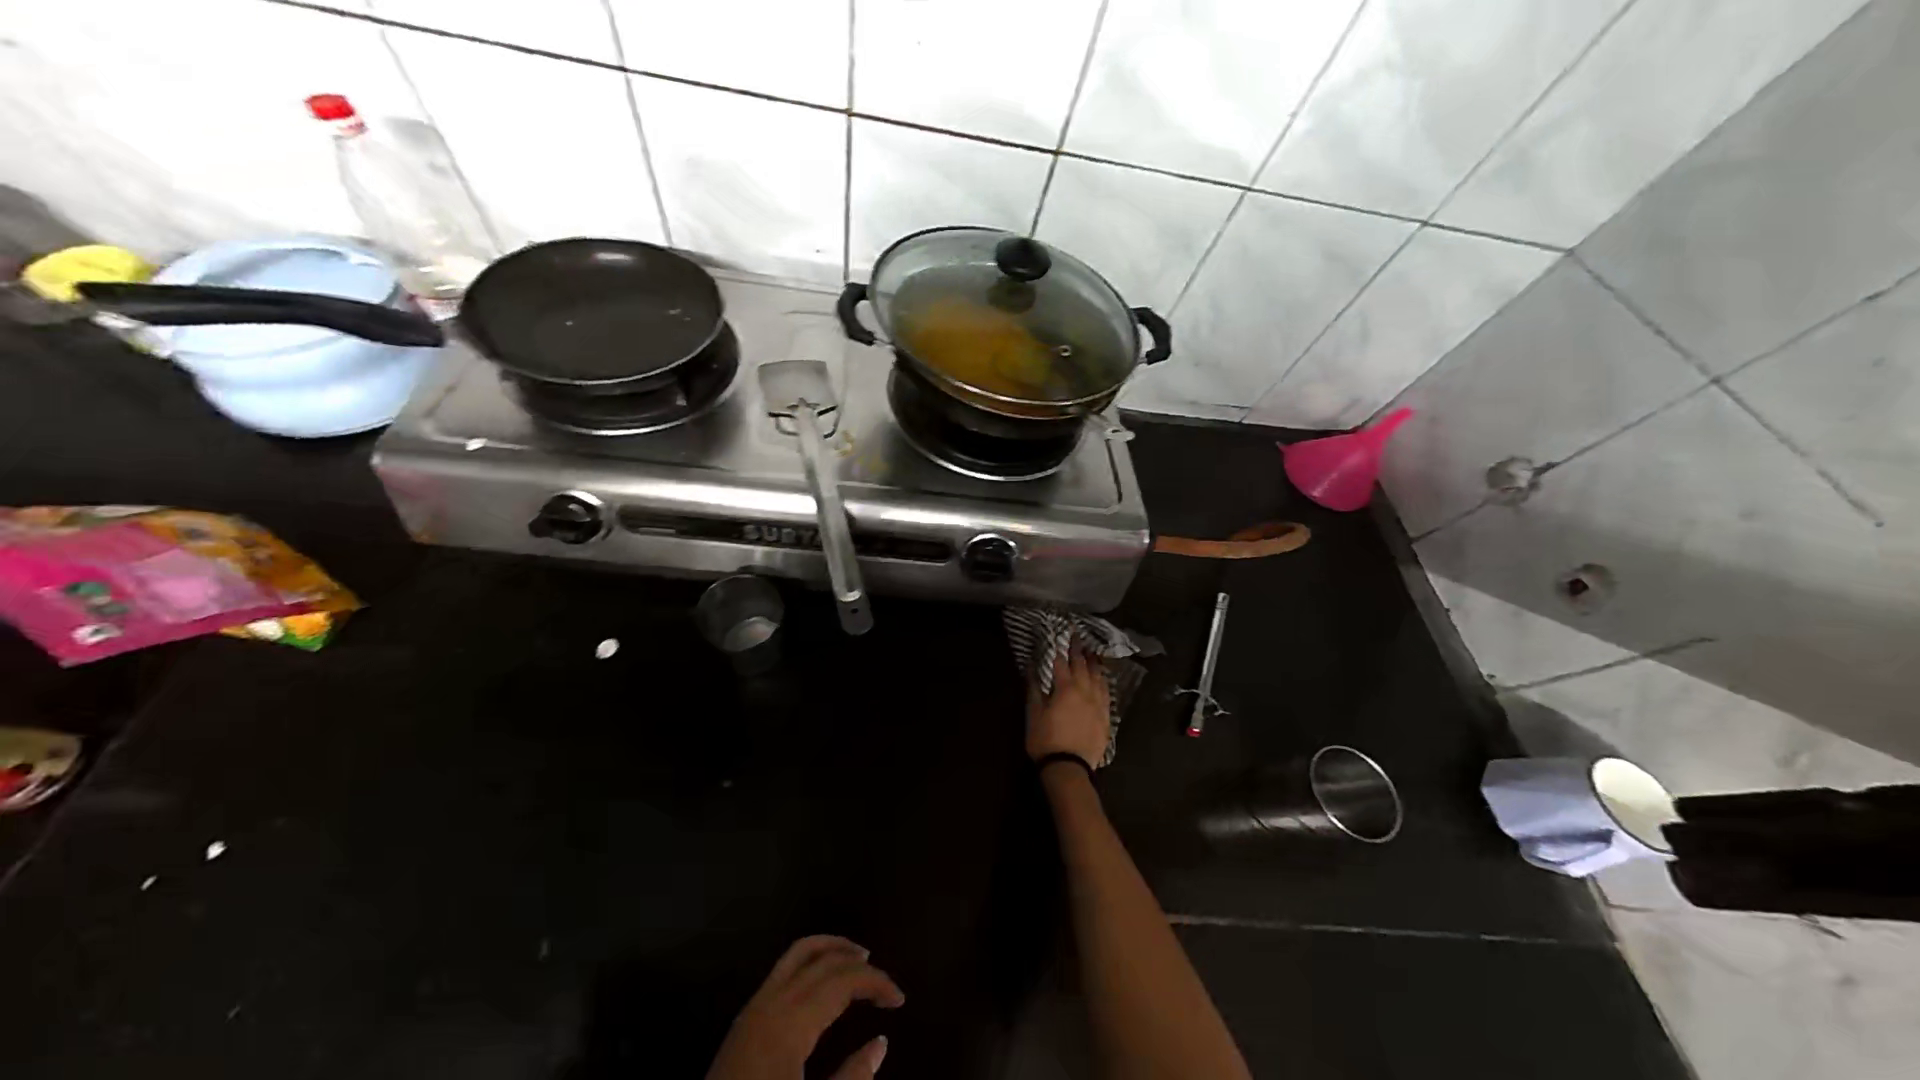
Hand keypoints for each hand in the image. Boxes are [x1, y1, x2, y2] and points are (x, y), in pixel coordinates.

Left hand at [705, 935, 904, 1079]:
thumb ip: (851, 1078)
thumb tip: (880, 1043)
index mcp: (790, 1023)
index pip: (842, 980)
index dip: (876, 982)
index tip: (899, 1001)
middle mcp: (772, 1003)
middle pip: (823, 961)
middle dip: (859, 965)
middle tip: (885, 986)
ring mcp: (754, 1007)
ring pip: (798, 953)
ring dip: (832, 948)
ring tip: (858, 957)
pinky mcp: (745, 1019)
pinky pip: (782, 969)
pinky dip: (809, 960)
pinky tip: (822, 980)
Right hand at [1027, 648, 1110, 767]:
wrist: (1069, 768)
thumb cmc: (1046, 740)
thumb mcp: (1033, 714)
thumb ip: (1034, 688)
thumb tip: (1031, 668)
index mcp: (1066, 688)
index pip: (1063, 662)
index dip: (1061, 647)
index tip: (1061, 634)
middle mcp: (1085, 691)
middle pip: (1083, 666)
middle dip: (1079, 649)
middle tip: (1078, 636)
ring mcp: (1098, 704)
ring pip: (1098, 677)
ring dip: (1094, 663)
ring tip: (1092, 652)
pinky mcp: (1106, 717)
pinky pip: (1106, 693)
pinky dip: (1103, 681)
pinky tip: (1102, 679)